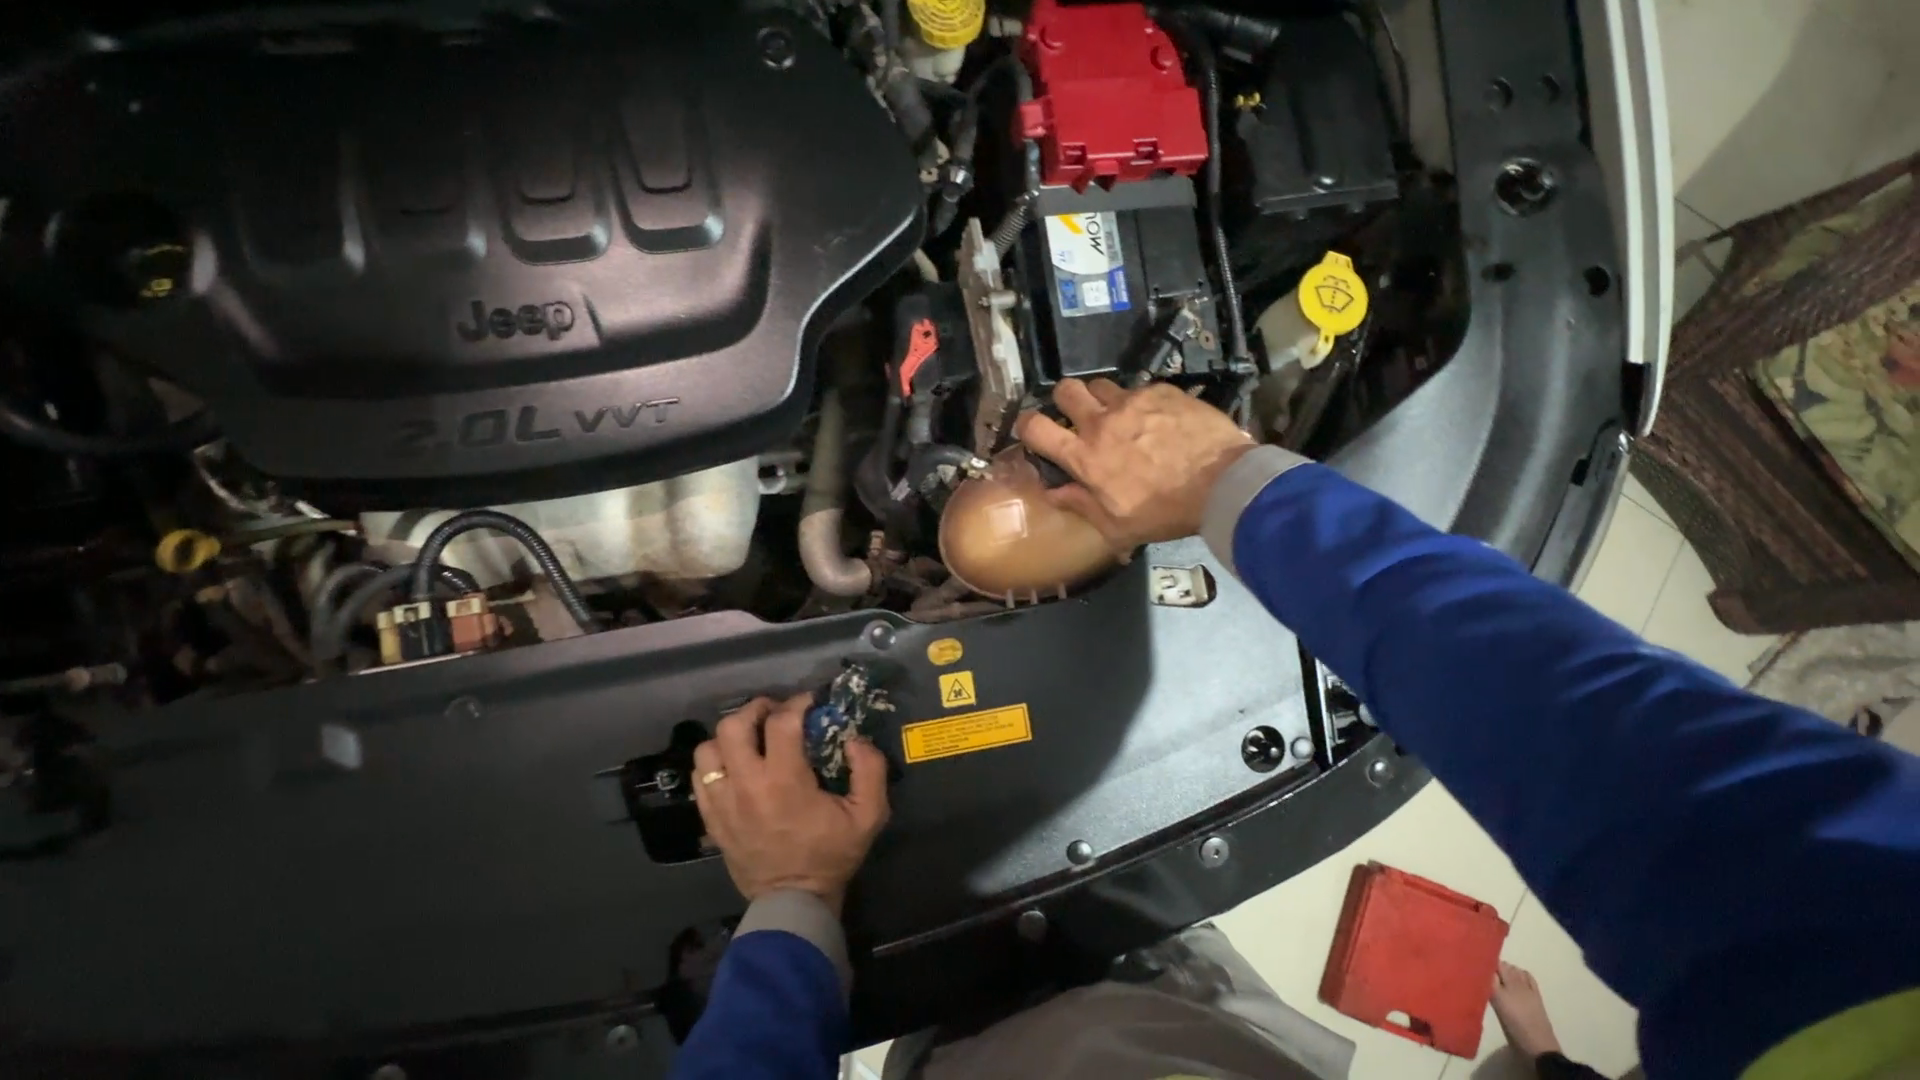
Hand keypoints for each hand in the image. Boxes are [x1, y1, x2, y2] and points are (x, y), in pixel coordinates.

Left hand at [691, 694, 890, 915]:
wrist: (793, 903)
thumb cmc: (831, 855)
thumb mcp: (869, 816)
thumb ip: (871, 770)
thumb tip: (854, 739)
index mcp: (784, 781)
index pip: (782, 721)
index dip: (797, 703)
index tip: (810, 703)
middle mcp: (746, 785)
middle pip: (733, 726)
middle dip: (756, 710)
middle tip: (775, 714)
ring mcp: (722, 802)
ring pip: (708, 748)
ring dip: (730, 736)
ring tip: (751, 740)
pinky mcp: (710, 818)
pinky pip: (699, 776)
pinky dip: (715, 762)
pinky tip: (735, 766)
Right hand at [1013, 377, 1254, 546]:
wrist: (1224, 484)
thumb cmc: (1167, 512)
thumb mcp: (1118, 527)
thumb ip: (1082, 506)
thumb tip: (1054, 493)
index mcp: (1085, 457)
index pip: (1035, 428)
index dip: (1026, 426)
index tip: (1033, 431)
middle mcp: (1102, 422)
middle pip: (1065, 390)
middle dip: (1064, 401)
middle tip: (1078, 418)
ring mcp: (1133, 402)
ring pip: (1101, 385)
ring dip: (1102, 399)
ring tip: (1118, 416)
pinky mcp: (1163, 391)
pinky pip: (1140, 389)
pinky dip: (1141, 403)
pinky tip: (1157, 420)